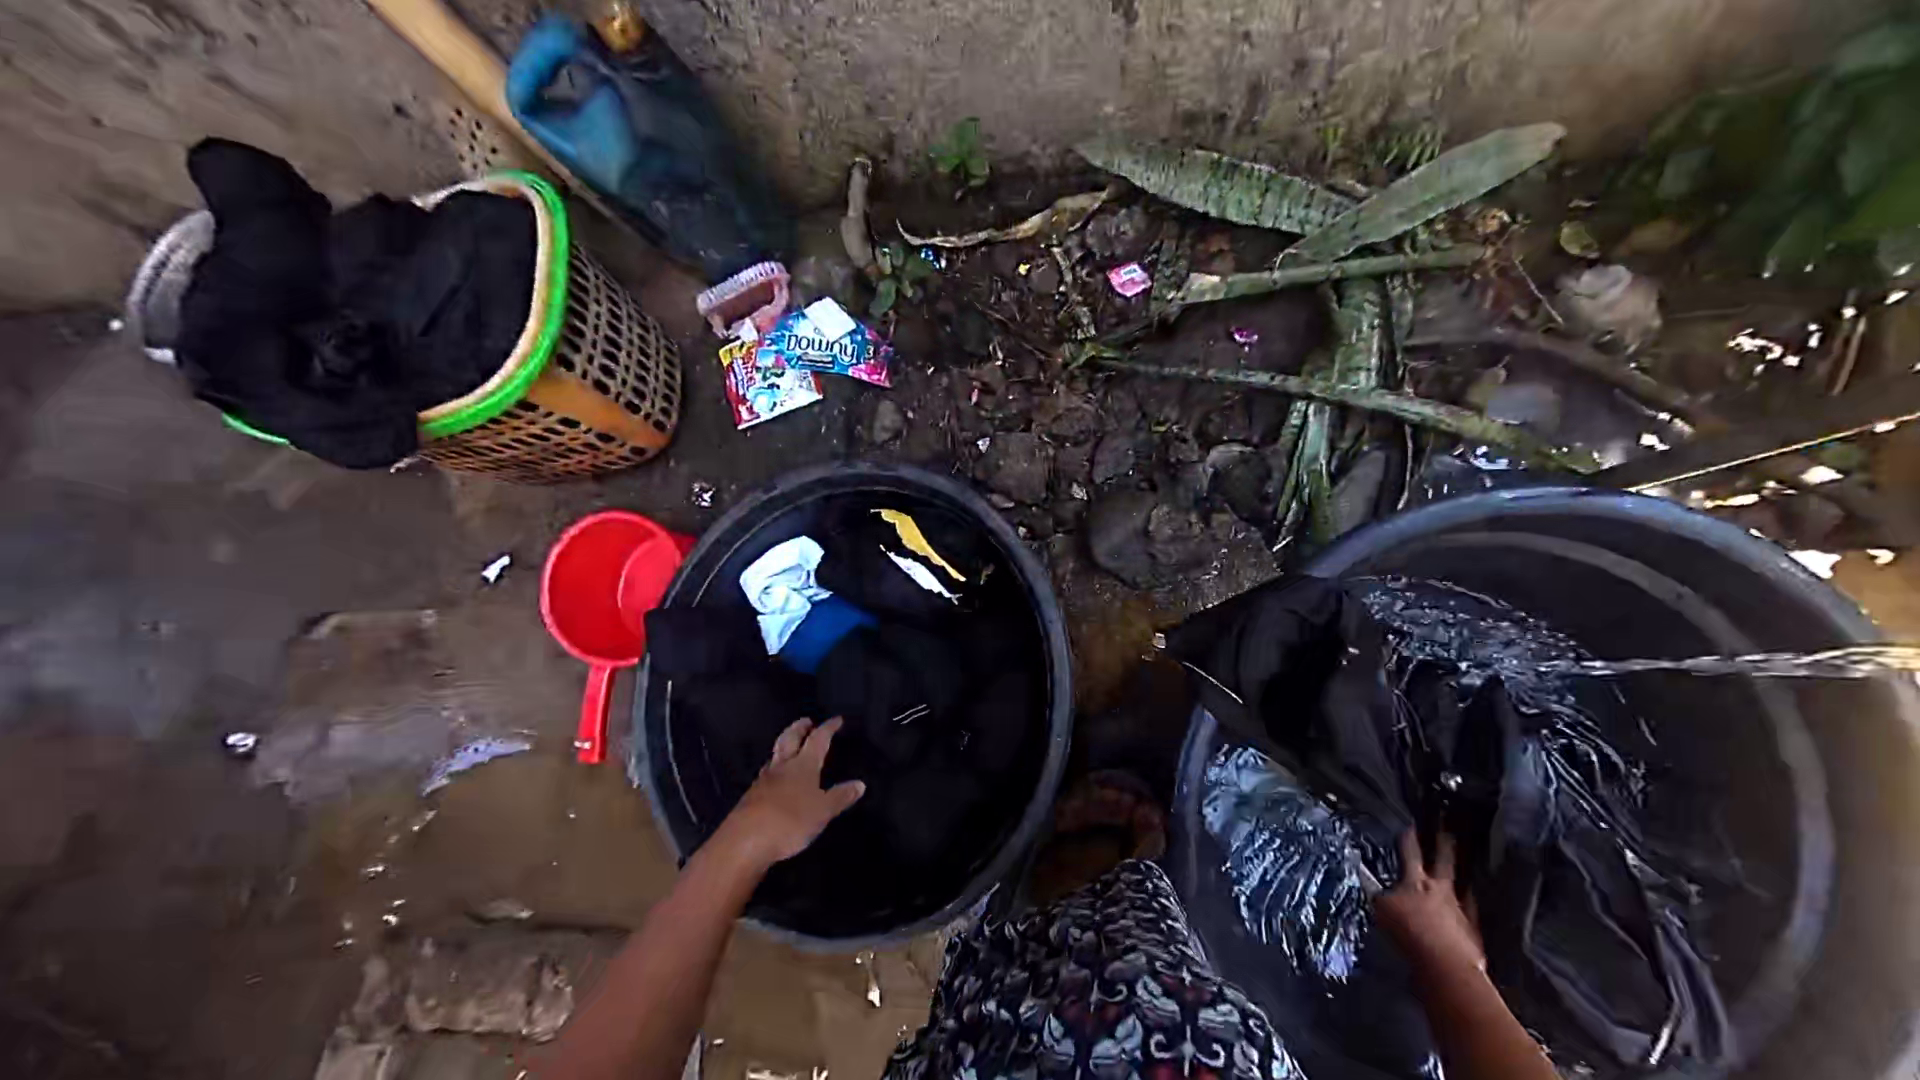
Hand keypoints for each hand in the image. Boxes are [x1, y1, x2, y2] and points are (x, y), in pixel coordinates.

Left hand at [711, 717, 865, 871]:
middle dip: (800, 727)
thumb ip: (840, 797)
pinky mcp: (752, 796)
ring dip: (785, 745)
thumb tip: (860, 784)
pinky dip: (775, 767)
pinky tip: (777, 777)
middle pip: (790, 739)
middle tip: (807, 721)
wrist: (745, 842)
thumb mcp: (823, 811)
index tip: (837, 719)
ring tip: (791, 745)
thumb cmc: (790, 821)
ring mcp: (764, 780)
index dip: (828, 728)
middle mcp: (783, 767)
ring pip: (776, 755)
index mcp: (803, 765)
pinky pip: (767, 773)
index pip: (818, 739)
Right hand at [1373, 830, 1485, 975]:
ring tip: (1465, 866)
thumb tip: (1364, 874)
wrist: (1445, 965)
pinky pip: (1473, 911)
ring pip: (1462, 884)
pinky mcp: (1474, 930)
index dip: (1409, 837)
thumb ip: (1375, 891)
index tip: (1411, 824)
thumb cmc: (1407, 933)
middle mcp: (1440, 889)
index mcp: (1415, 881)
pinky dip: (1471, 904)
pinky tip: (1471, 901)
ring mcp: (1460, 909)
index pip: (1410, 851)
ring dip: (1462, 875)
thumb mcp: (1381, 908)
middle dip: (1444, 845)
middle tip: (1447, 832)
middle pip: (1443, 861)